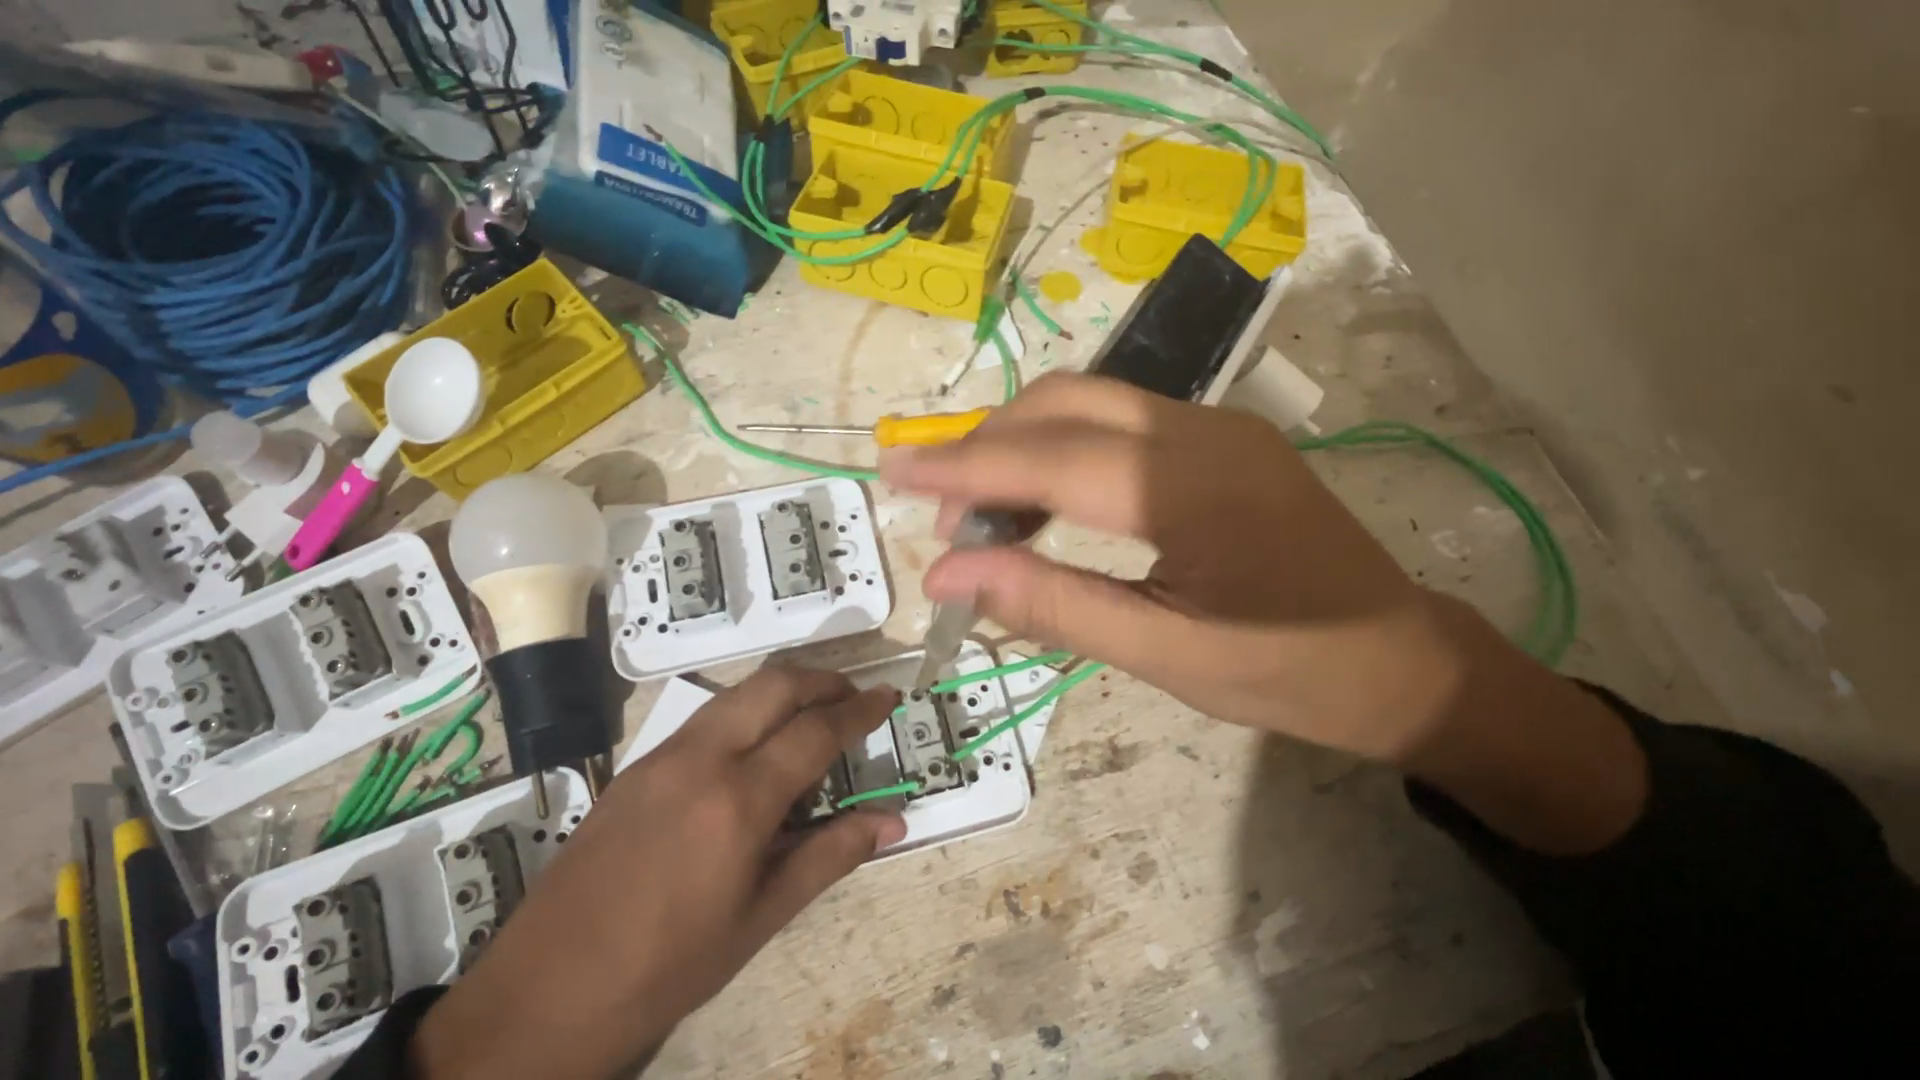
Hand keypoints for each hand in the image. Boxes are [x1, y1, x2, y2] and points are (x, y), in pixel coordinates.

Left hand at [410, 668, 903, 1079]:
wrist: (549, 989)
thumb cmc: (670, 964)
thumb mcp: (760, 917)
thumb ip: (828, 856)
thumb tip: (891, 822)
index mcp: (737, 801)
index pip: (814, 733)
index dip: (859, 711)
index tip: (888, 698)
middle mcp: (699, 760)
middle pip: (772, 686)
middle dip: (822, 680)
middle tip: (854, 696)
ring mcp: (659, 759)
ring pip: (734, 696)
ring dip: (781, 693)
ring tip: (812, 718)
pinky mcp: (633, 770)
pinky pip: (703, 722)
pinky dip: (743, 718)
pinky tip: (753, 757)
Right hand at [881, 375, 1645, 855]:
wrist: (1403, 659)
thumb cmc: (1286, 672)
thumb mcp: (1162, 654)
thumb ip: (1052, 603)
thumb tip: (949, 573)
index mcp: (1188, 486)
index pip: (1046, 458)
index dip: (961, 466)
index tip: (890, 473)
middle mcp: (1202, 430)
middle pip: (1063, 402)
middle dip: (986, 442)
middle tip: (938, 509)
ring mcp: (1219, 426)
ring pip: (1091, 402)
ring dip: (1024, 441)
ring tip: (984, 512)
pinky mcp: (1225, 439)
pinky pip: (1124, 420)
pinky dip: (1067, 448)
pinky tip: (1047, 499)